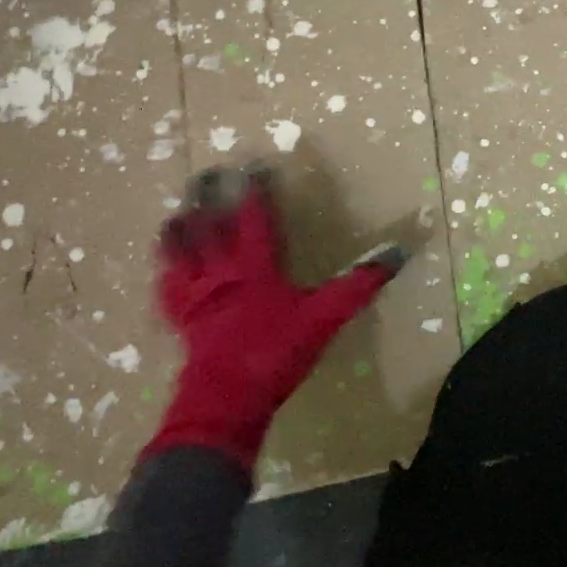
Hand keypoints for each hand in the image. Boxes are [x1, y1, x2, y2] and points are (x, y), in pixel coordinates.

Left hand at [142, 165, 401, 472]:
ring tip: (175, 216)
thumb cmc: (275, 351)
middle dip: (205, 200)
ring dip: (177, 234)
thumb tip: (399, 251)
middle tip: (203, 176)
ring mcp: (195, 300)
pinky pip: (169, 293)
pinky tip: (167, 274)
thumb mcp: (326, 316)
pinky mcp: (182, 324)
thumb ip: (360, 283)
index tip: (251, 164)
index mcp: (255, 267)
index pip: (253, 218)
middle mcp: (220, 275)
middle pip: (206, 229)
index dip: (253, 190)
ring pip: (179, 257)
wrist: (225, 402)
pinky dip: (167, 277)